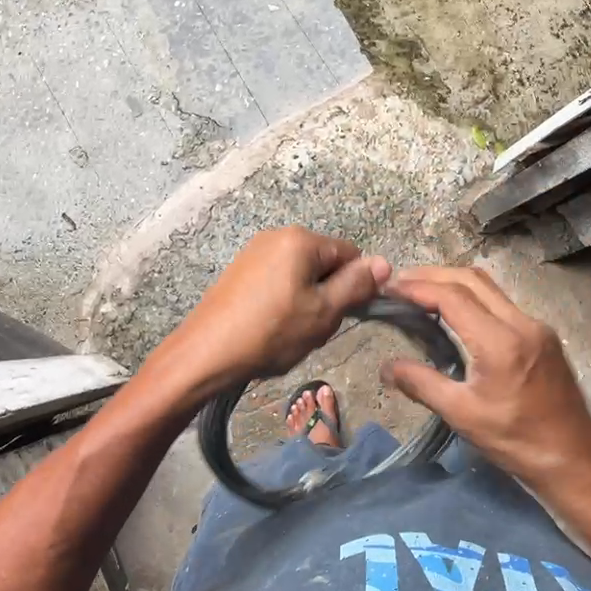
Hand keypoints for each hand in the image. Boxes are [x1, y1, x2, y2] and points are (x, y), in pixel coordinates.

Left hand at [151, 227, 390, 396]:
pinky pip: (276, 282)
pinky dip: (282, 305)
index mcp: (300, 239)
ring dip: (305, 303)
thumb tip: (385, 262)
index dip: (354, 287)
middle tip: (313, 328)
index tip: (341, 316)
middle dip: (327, 295)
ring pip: (300, 276)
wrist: (206, 354)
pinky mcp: (239, 272)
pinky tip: (270, 330)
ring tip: (289, 332)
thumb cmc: (271, 332)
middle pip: (323, 264)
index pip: (350, 255)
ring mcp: (253, 252)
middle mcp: (276, 236)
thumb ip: (356, 285)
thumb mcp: (323, 312)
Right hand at [381, 266, 590, 484]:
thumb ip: (421, 384)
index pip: (453, 297)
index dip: (417, 288)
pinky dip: (471, 297)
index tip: (389, 288)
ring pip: (488, 287)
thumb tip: (386, 368)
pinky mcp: (542, 335)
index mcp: (501, 342)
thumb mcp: (462, 415)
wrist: (575, 460)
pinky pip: (500, 303)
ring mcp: (536, 326)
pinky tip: (452, 313)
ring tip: (419, 292)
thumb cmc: (517, 442)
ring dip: (452, 282)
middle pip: (471, 280)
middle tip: (398, 282)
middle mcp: (522, 323)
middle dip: (432, 275)